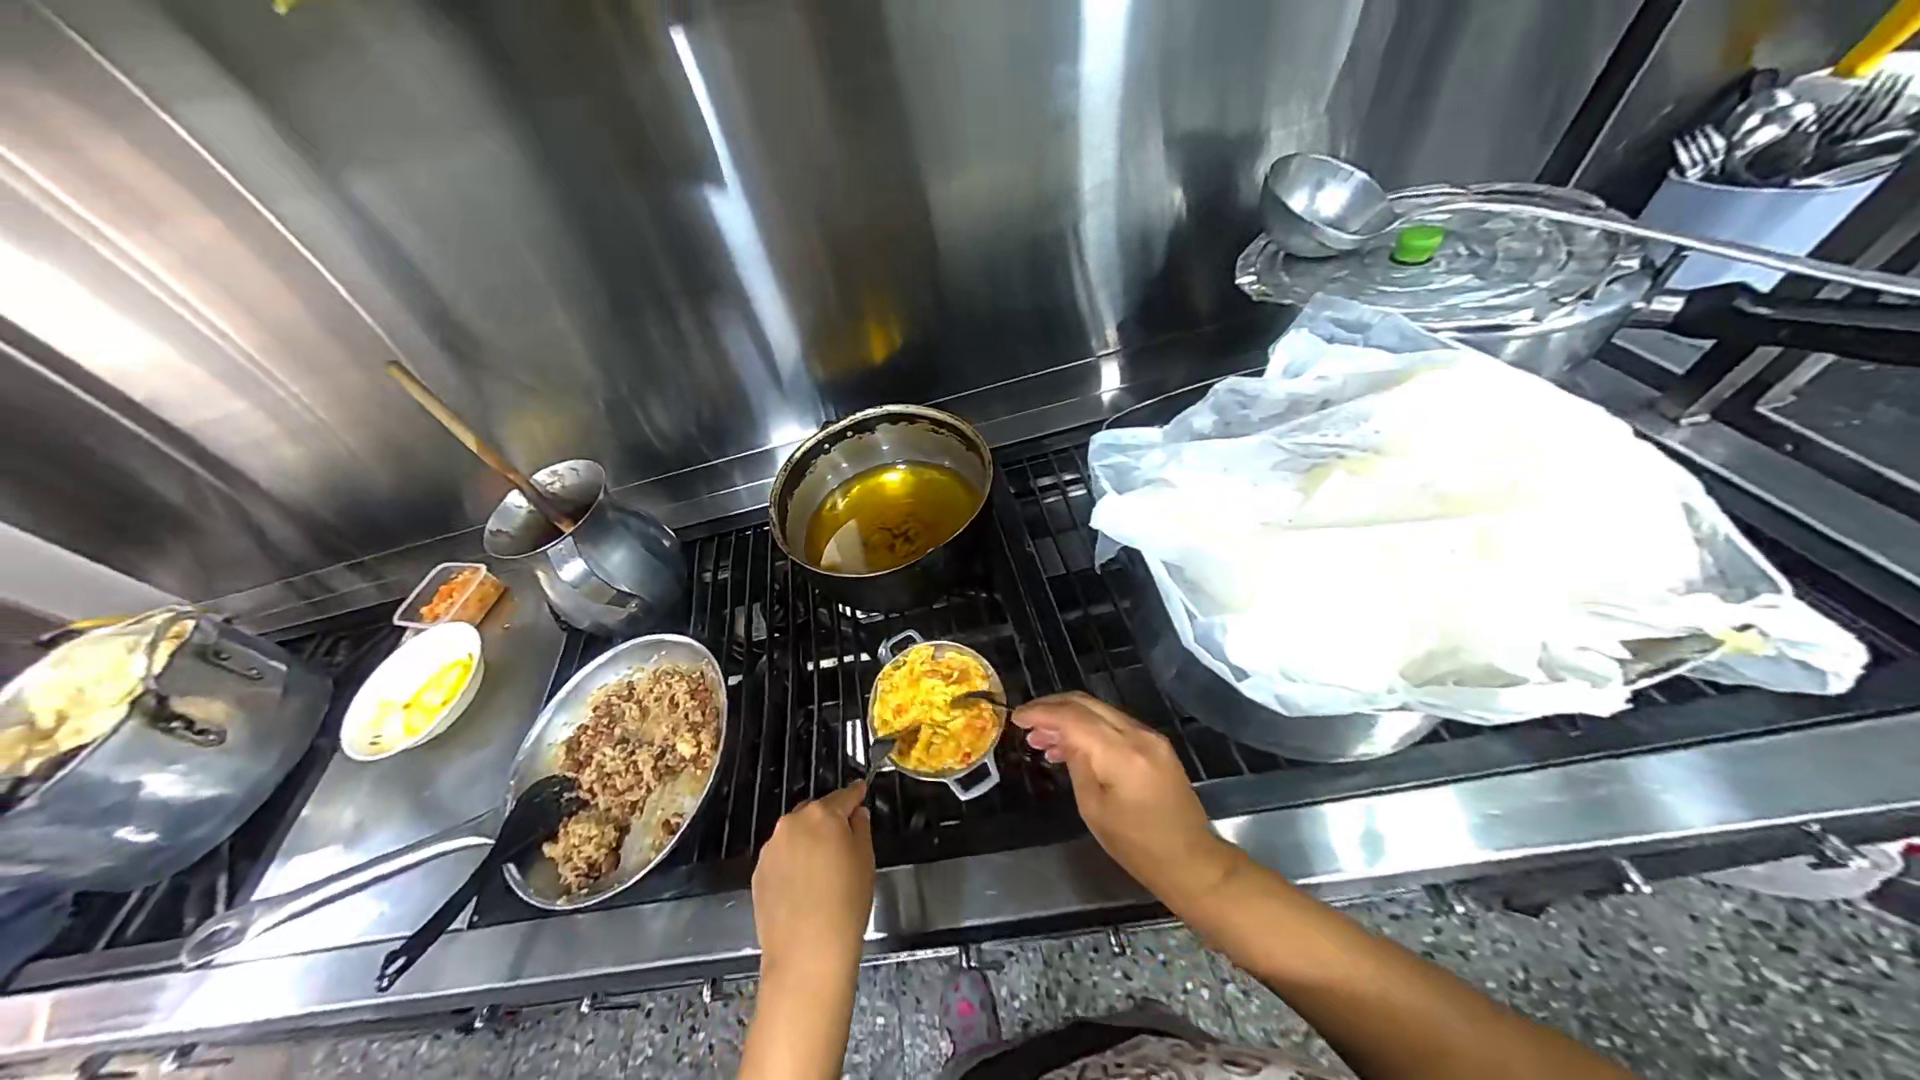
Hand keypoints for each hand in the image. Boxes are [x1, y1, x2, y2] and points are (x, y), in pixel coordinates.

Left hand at [750, 781, 874, 974]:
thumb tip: (855, 814)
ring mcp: (771, 848)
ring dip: (809, 840)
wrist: (806, 952)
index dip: (856, 793)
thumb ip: (861, 828)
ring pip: (795, 833)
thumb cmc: (846, 902)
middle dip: (829, 819)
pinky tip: (804, 885)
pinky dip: (793, 861)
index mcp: (822, 814)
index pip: (844, 795)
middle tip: (845, 840)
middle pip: (815, 811)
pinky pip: (781, 856)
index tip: (861, 790)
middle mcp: (792, 823)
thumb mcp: (866, 860)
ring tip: (823, 867)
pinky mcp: (758, 872)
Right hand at [1012, 693, 1240, 909]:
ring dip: (1069, 717)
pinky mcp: (1155, 745)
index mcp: (1121, 754)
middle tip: (1026, 723)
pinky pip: (1114, 724)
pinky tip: (1070, 746)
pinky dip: (1088, 727)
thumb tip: (1060, 736)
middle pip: (1087, 704)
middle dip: (1052, 708)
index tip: (1017, 717)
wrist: (1190, 860)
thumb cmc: (1136, 845)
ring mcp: (1150, 737)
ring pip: (1100, 711)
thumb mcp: (1093, 808)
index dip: (1041, 713)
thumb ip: (1077, 762)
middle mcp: (1138, 735)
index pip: (1073, 717)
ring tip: (1041, 739)